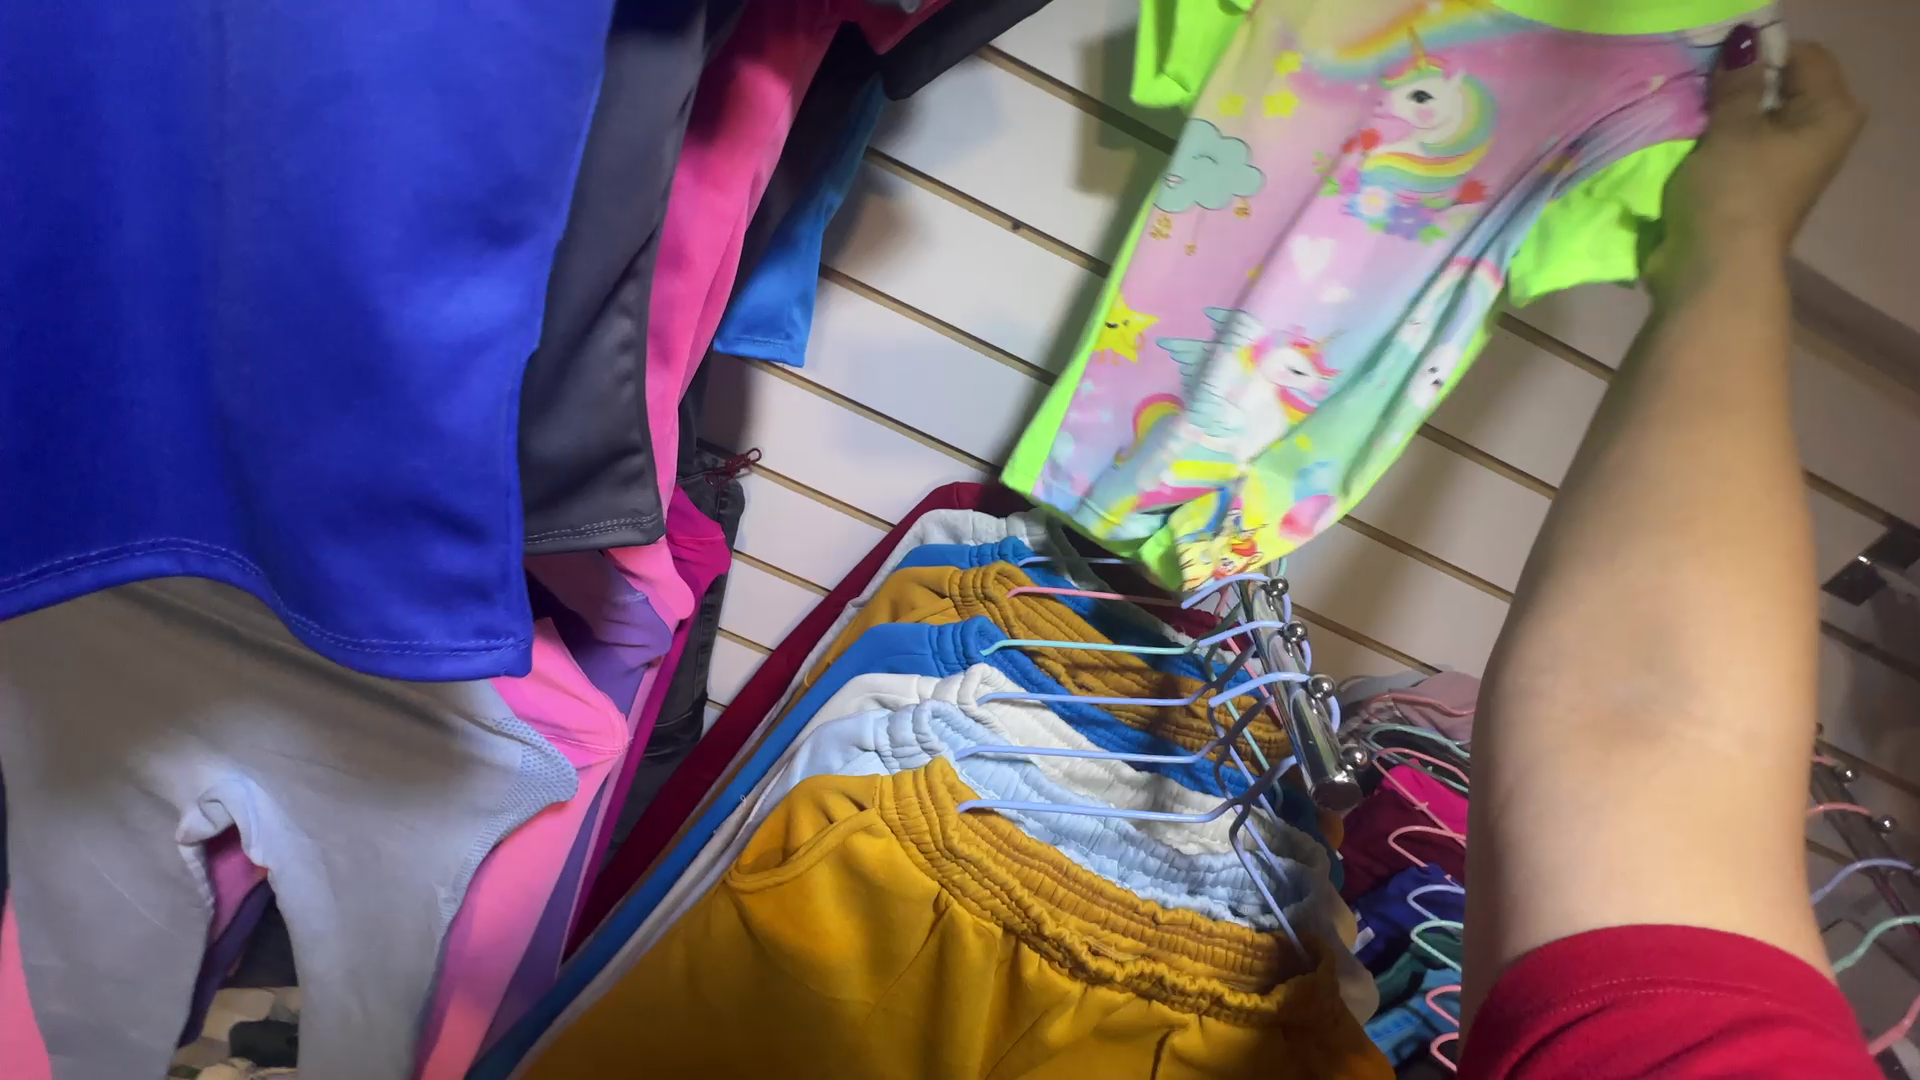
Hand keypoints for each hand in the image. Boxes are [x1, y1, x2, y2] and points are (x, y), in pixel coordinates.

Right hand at [1650, 37, 1864, 291]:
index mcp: (1830, 113)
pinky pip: (1728, 157)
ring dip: (1711, 125)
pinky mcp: (1746, 193)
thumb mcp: (1730, 132)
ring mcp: (1781, 168)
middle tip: (1689, 96)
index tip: (1711, 64)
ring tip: (1679, 127)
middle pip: (1774, 93)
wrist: (1711, 270)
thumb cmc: (1730, 195)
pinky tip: (1679, 157)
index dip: (1759, 54)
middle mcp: (1815, 136)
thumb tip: (1742, 39)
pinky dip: (1704, 153)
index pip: (1803, 57)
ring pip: (1746, 127)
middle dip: (1731, 92)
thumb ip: (1735, 85)